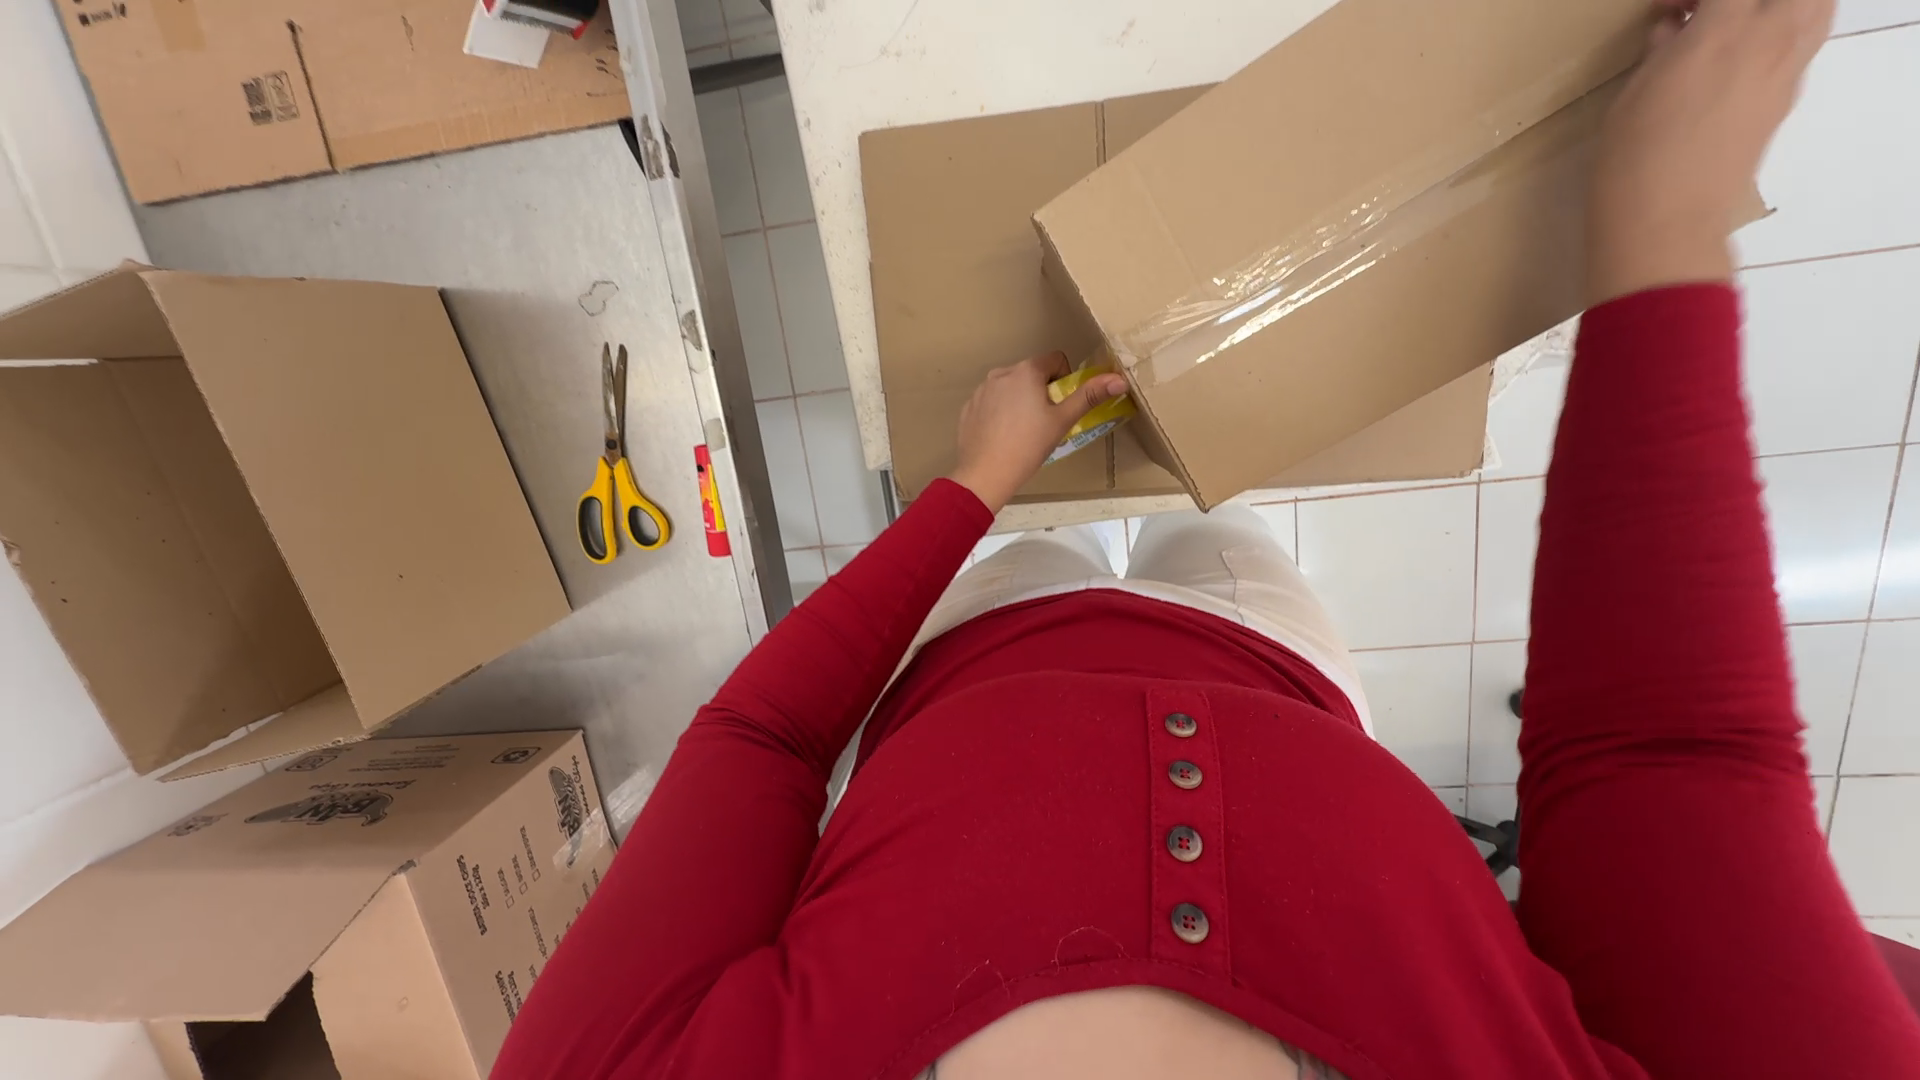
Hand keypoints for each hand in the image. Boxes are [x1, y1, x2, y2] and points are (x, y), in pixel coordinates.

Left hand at [946, 352, 1127, 513]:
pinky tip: (1003, 436)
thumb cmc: (1028, 446)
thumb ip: (1089, 396)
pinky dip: (1000, 413)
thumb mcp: (1062, 421)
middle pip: (1032, 373)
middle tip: (1043, 422)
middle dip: (1042, 391)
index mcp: (1026, 371)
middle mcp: (1001, 373)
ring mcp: (981, 390)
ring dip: (1021, 400)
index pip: (1055, 359)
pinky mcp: (969, 407)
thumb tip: (1119, 379)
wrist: (985, 474)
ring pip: (1010, 387)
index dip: (1065, 380)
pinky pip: (992, 402)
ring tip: (1022, 431)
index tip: (1061, 406)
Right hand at [1587, 0, 1832, 303]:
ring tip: (1734, 28)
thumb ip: (1660, 54)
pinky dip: (1777, 36)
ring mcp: (1789, 65)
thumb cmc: (1631, 163)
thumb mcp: (1630, 100)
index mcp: (1724, 29)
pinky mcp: (1787, 96)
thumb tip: (1674, 32)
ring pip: (1812, 5)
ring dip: (1776, 7)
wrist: (1664, 219)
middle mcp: (1772, 36)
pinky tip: (1736, 62)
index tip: (1665, 9)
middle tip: (1704, 13)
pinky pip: (1801, 42)